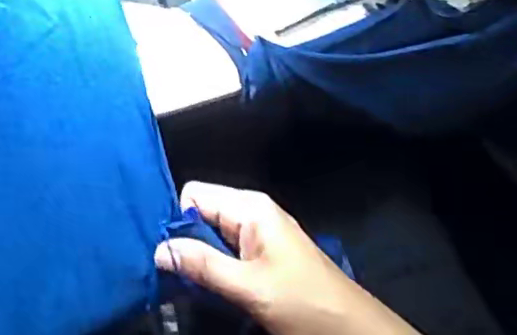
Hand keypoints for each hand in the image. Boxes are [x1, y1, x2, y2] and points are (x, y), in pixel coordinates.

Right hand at [155, 182, 417, 334]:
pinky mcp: (265, 257)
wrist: (356, 333)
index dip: (176, 221)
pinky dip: (216, 270)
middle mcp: (252, 212)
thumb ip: (203, 266)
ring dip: (199, 260)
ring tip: (185, 288)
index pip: (194, 195)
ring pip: (213, 237)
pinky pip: (228, 254)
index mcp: (249, 207)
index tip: (165, 255)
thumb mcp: (250, 288)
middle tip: (170, 278)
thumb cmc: (304, 304)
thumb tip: (159, 250)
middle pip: (202, 215)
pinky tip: (210, 291)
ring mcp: (260, 235)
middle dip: (186, 243)